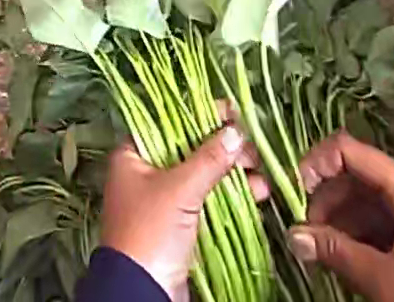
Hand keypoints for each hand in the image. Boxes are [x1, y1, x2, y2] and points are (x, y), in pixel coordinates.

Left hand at [97, 126, 258, 299]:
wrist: (143, 295)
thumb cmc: (151, 230)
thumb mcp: (180, 189)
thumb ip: (208, 158)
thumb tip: (235, 131)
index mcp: (133, 153)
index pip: (169, 120)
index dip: (200, 112)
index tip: (231, 110)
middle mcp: (145, 170)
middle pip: (189, 147)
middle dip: (222, 145)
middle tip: (252, 144)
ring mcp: (163, 198)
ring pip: (202, 174)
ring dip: (231, 170)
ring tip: (261, 168)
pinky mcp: (179, 223)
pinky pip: (207, 198)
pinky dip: (230, 194)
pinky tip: (258, 191)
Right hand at [290, 132, 393, 301]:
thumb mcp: (386, 284)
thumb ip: (336, 253)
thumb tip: (291, 236)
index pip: (353, 152)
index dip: (317, 164)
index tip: (291, 192)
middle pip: (361, 176)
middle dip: (328, 200)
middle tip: (305, 234)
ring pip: (372, 201)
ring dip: (342, 221)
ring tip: (320, 251)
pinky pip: (389, 223)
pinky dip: (363, 236)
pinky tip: (345, 258)